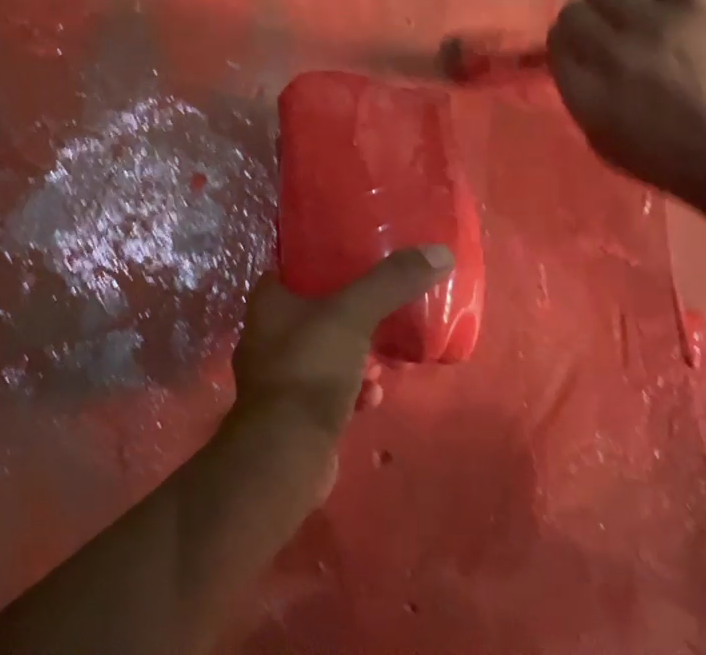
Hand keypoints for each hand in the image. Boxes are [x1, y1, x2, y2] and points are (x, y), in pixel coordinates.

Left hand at [232, 247, 454, 434]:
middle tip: (382, 313)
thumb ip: (392, 283)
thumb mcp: (353, 315)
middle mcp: (265, 338)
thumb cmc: (310, 369)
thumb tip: (439, 252)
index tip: (354, 262)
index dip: (319, 265)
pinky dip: (351, 391)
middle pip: (311, 314)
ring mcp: (277, 380)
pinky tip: (373, 397)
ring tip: (383, 360)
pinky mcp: (291, 414)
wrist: (287, 453)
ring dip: (355, 357)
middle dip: (349, 316)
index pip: (289, 270)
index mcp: (268, 305)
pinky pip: (327, 392)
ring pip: (323, 355)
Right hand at [547, 0, 705, 207]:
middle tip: (615, 37)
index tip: (588, 56)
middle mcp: (609, 51)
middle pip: (574, 11)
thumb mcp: (603, 140)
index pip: (555, 42)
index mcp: (583, 90)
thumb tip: (580, 62)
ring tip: (643, 12)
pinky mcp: (697, 5)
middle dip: (590, 23)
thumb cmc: (669, 161)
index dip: (571, 46)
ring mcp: (653, 23)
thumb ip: (584, 95)